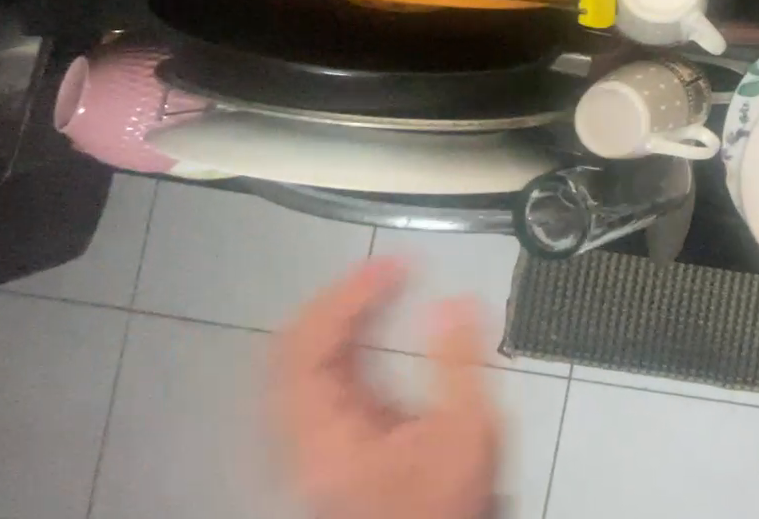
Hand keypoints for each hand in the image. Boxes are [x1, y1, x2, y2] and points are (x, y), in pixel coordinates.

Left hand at [271, 258, 499, 518]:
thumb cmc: (449, 494)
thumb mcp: (465, 428)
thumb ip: (458, 363)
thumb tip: (453, 299)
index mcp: (323, 436)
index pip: (305, 352)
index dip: (345, 299)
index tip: (398, 265)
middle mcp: (302, 436)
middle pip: (293, 352)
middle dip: (341, 299)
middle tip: (393, 266)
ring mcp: (313, 437)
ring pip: (303, 359)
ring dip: (343, 314)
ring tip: (390, 281)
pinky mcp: (334, 435)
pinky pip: (323, 372)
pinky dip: (350, 335)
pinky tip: (383, 318)